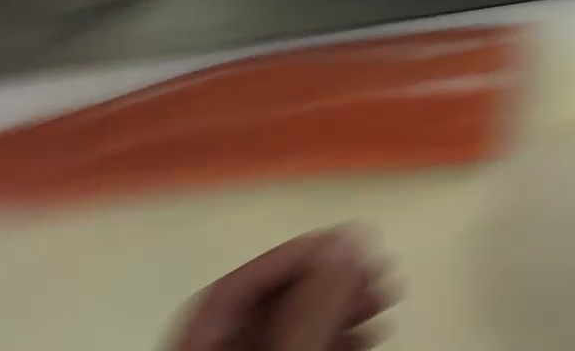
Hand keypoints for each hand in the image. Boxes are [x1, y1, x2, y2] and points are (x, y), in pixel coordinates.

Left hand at [168, 226, 394, 350]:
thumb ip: (312, 303)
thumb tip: (344, 238)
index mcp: (192, 348)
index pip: (229, 289)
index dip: (289, 256)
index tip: (346, 236)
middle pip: (266, 303)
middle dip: (328, 280)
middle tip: (374, 266)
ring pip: (288, 323)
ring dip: (341, 303)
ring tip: (382, 294)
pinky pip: (299, 343)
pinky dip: (337, 331)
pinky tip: (368, 328)